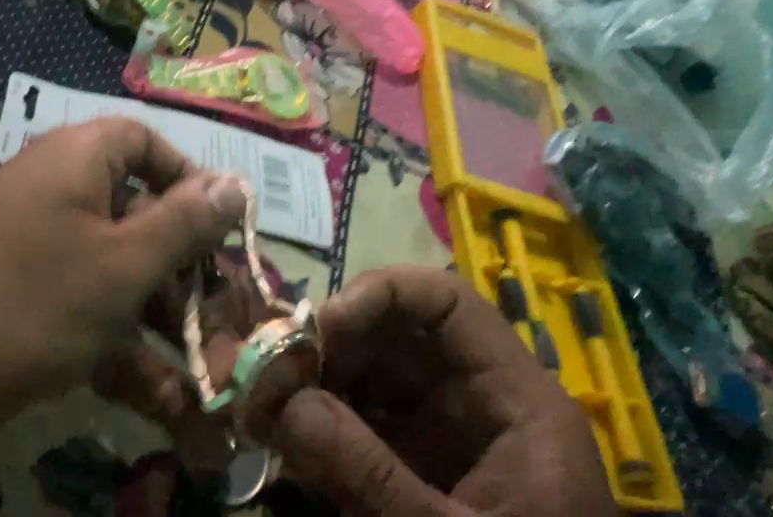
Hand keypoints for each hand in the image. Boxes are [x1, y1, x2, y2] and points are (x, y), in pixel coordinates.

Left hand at [0, 117, 249, 443]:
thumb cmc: (28, 298)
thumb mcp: (121, 264)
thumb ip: (183, 225)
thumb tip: (233, 182)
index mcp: (80, 161)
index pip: (145, 143)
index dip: (188, 180)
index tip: (222, 233)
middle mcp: (62, 193)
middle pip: (142, 217)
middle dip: (189, 276)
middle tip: (229, 324)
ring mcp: (43, 250)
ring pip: (121, 276)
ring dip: (165, 327)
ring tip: (212, 379)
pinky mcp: (30, 300)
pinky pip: (89, 311)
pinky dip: (123, 349)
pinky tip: (165, 403)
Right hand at [266, 267, 614, 516]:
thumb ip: (375, 478)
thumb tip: (288, 404)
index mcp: (515, 402)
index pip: (448, 304)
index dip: (384, 294)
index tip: (324, 326)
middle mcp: (472, 403)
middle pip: (391, 336)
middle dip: (325, 346)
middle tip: (266, 377)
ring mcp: (439, 438)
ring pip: (363, 376)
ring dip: (307, 383)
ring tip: (257, 411)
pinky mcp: (410, 473)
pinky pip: (354, 424)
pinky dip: (312, 424)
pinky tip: (273, 437)